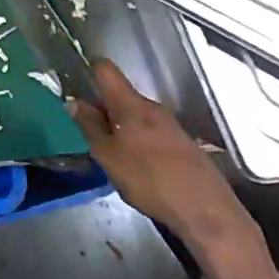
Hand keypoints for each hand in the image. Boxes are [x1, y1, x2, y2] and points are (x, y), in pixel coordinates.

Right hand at [70, 60, 259, 256]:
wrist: (205, 209)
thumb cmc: (148, 178)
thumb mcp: (108, 155)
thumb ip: (89, 126)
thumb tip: (73, 103)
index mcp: (130, 103)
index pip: (106, 69)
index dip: (88, 69)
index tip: (75, 84)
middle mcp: (152, 107)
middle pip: (120, 95)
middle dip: (102, 108)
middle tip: (88, 133)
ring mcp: (170, 125)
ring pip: (136, 116)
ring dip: (120, 127)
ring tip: (110, 154)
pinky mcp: (183, 143)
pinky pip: (151, 132)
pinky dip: (137, 141)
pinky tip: (137, 167)